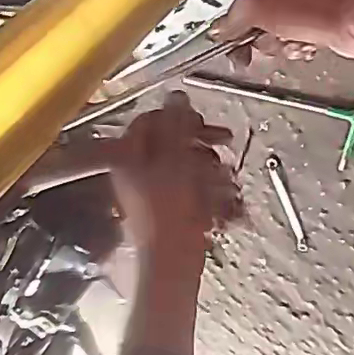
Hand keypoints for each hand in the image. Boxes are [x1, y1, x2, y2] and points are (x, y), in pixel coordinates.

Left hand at [107, 92, 240, 256]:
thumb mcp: (174, 158)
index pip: (151, 119)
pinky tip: (223, 198)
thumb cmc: (170, 210)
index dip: (178, 116)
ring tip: (223, 180)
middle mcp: (138, 169)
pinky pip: (193, 187)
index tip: (201, 121)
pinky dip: (210, 189)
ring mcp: (154, 189)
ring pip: (187, 163)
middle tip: (224, 141)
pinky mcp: (171, 206)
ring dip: (211, 168)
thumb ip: (176, 124)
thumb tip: (176, 94)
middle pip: (171, 140)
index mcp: (129, 154)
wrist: (173, 260)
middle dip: (201, 142)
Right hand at [213, 0, 353, 93]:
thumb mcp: (258, 7)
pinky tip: (308, 46)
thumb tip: (217, 31)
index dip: (232, 23)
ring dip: (280, 46)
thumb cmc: (315, 6)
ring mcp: (306, 6)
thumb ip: (232, 18)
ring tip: (294, 43)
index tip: (230, 41)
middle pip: (255, 22)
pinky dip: (298, 49)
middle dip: (259, 38)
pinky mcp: (321, 26)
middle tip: (268, 41)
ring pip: (276, 36)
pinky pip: (296, 43)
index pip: (238, 0)